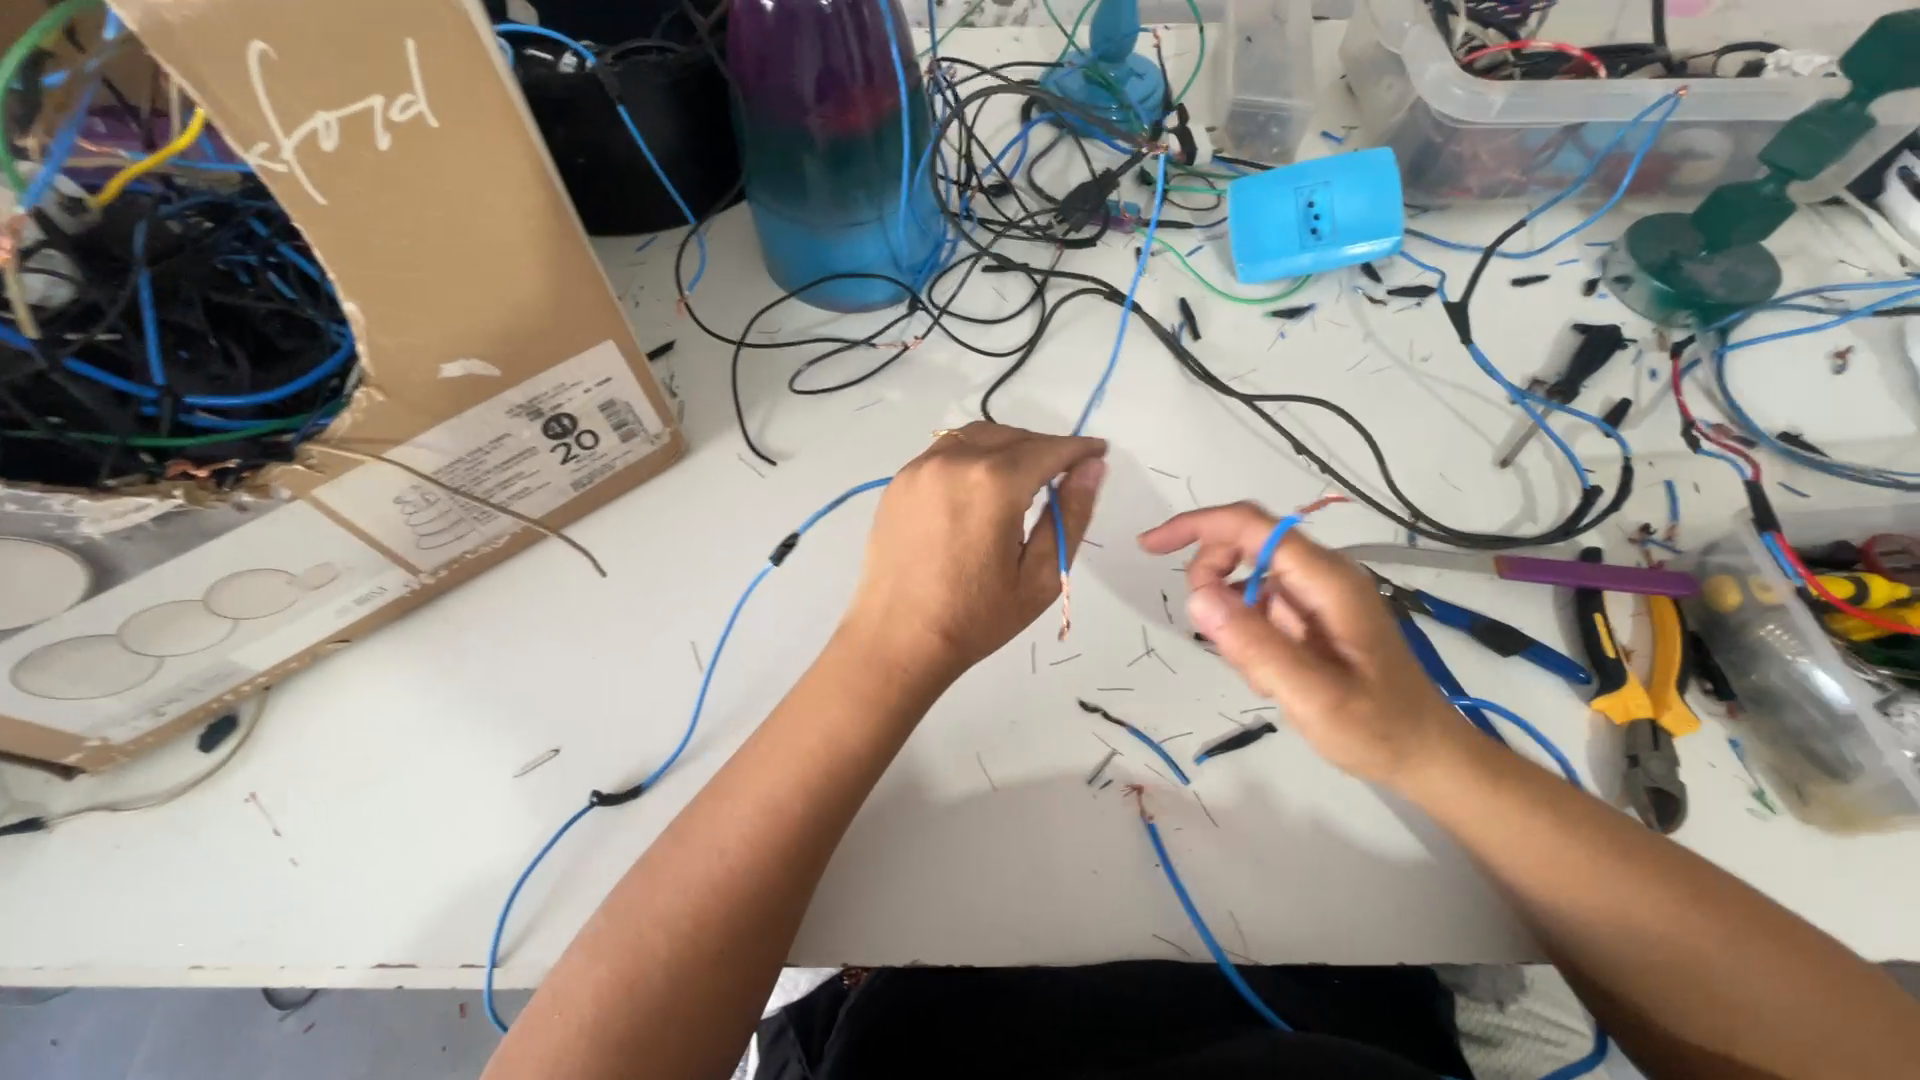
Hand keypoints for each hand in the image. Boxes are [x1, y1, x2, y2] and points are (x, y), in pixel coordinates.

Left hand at [841, 422, 1106, 687]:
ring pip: (976, 437)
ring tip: (1023, 479)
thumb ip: (1071, 515)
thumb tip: (1093, 468)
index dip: (1079, 449)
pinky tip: (979, 489)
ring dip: (1006, 447)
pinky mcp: (899, 483)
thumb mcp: (1040, 575)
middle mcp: (955, 462)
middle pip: (1012, 437)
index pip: (1048, 450)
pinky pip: (945, 453)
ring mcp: (920, 469)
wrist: (899, 639)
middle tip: (1063, 474)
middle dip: (1043, 449)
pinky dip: (972, 457)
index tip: (1099, 453)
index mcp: (994, 484)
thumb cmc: (976, 617)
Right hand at [1138, 502, 1459, 785]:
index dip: (1197, 527)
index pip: (1251, 527)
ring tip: (1256, 671)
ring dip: (1234, 617)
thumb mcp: (1312, 696)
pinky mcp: (1317, 618)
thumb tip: (1198, 596)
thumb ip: (1255, 646)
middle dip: (1211, 577)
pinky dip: (1250, 633)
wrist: (1426, 756)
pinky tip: (1270, 674)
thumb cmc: (1377, 728)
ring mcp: (1321, 597)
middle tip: (1208, 630)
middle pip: (1246, 544)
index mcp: (1328, 581)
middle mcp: (1324, 577)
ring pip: (1250, 580)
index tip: (1150, 547)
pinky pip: (1264, 608)